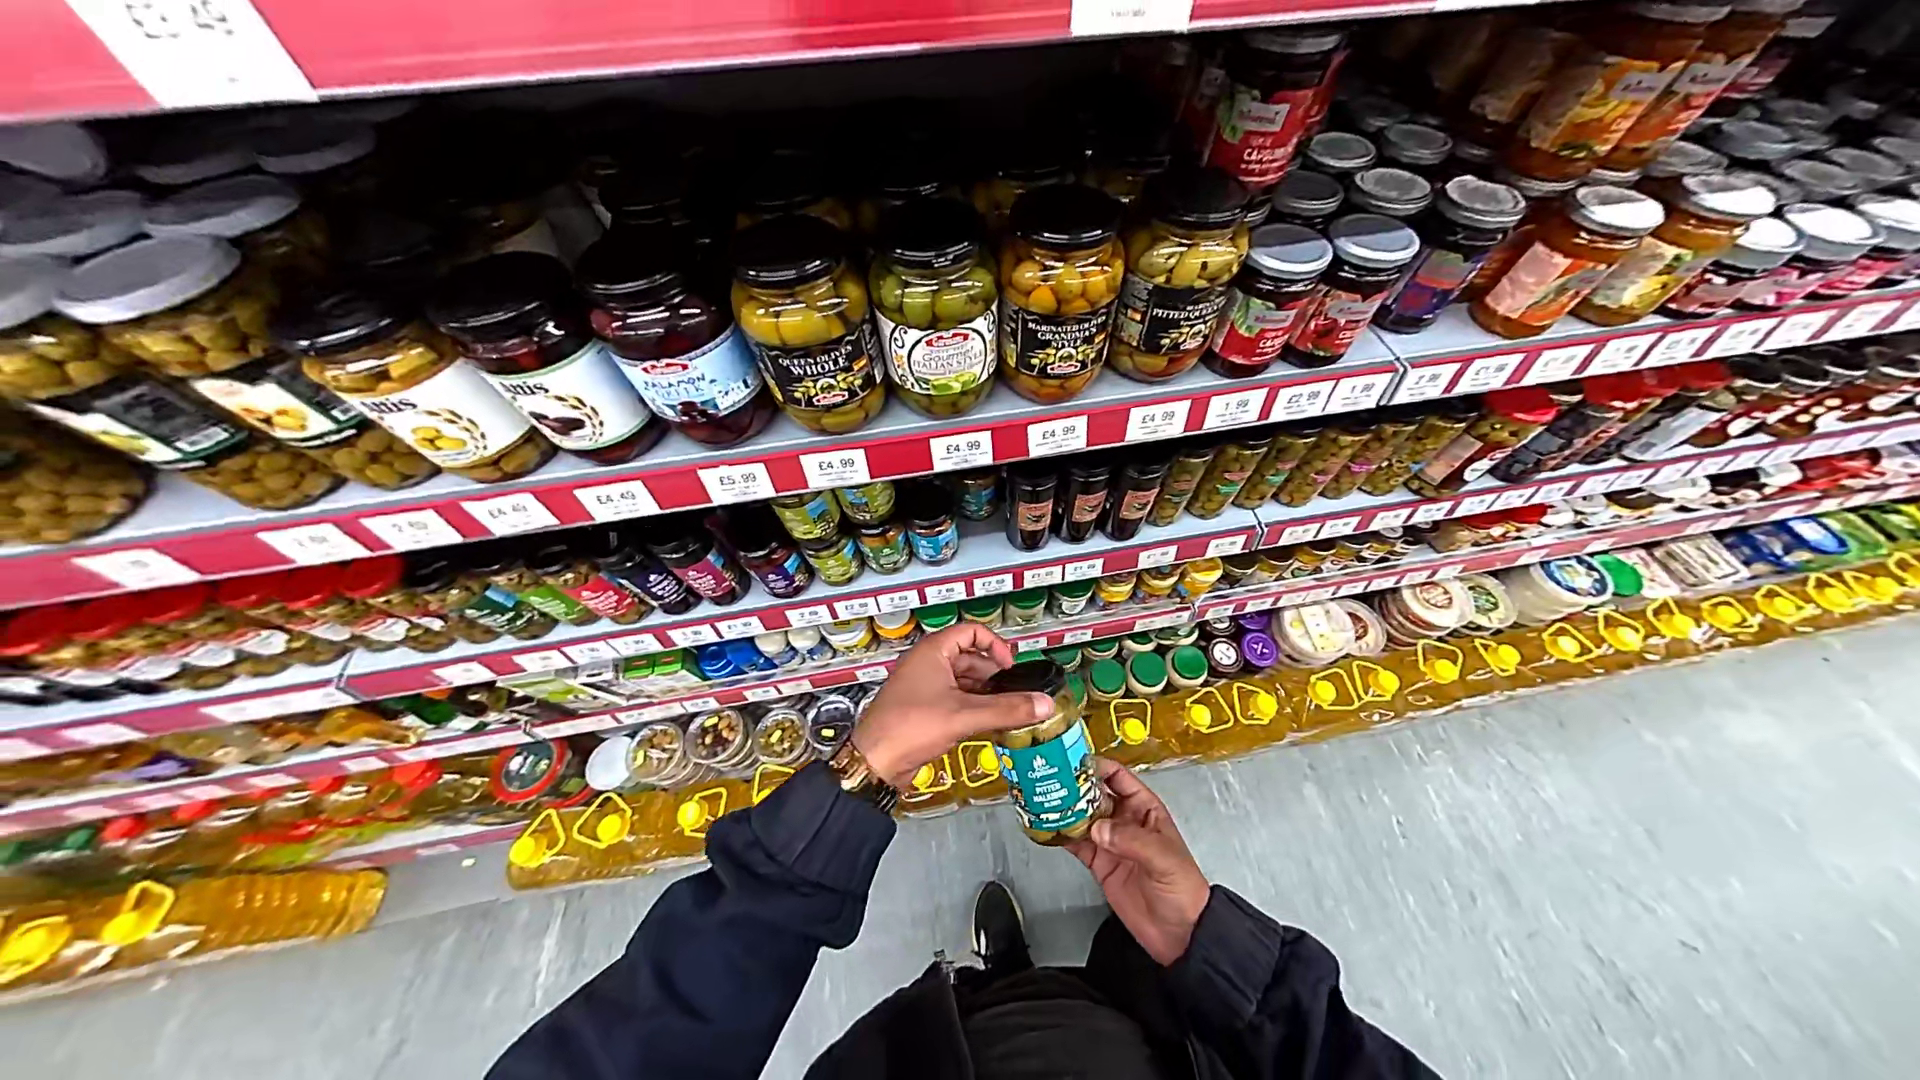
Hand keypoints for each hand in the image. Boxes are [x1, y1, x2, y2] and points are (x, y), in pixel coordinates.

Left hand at [851, 625, 1051, 788]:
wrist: (875, 762)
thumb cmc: (909, 727)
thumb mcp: (964, 715)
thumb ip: (1007, 709)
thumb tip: (1043, 703)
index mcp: (933, 651)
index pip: (971, 632)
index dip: (995, 645)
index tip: (1010, 667)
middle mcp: (927, 663)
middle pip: (970, 657)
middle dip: (993, 674)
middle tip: (1013, 693)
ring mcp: (923, 686)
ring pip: (963, 680)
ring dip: (984, 693)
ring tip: (1005, 710)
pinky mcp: (923, 708)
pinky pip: (954, 699)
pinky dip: (972, 706)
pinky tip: (987, 723)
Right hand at [1065, 759, 1210, 966]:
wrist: (1180, 935)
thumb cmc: (1183, 888)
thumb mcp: (1164, 859)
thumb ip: (1132, 840)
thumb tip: (1098, 829)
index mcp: (1144, 809)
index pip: (1119, 778)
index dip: (1098, 767)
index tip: (1075, 763)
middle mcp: (1124, 820)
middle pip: (1094, 794)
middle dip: (1074, 786)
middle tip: (1050, 781)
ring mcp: (1110, 841)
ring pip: (1082, 816)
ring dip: (1064, 809)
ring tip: (1043, 801)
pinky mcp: (1099, 862)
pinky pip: (1076, 843)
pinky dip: (1061, 835)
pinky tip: (1047, 828)